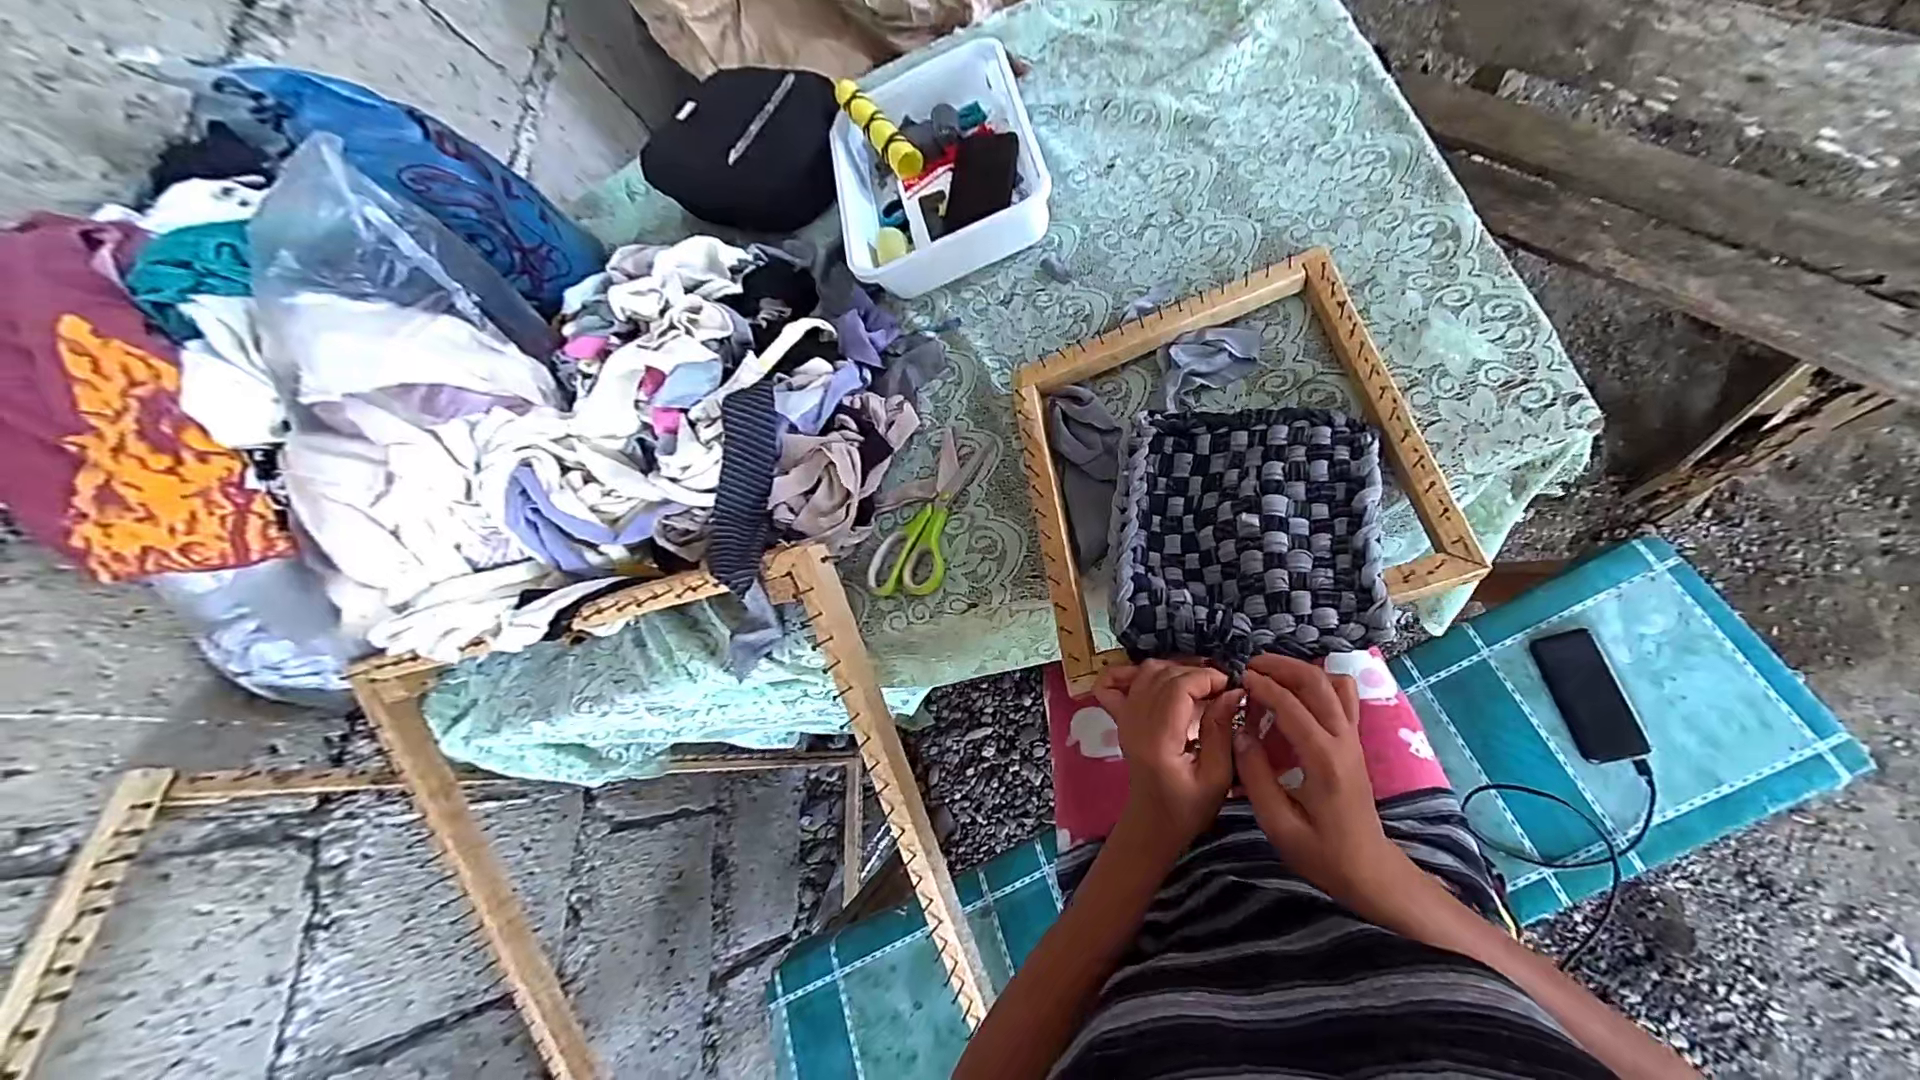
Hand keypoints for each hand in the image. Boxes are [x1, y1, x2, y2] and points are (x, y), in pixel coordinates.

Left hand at [1093, 660, 1240, 852]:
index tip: (1232, 687)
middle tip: (1222, 689)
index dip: (1207, 678)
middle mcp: (1134, 722)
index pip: (1177, 687)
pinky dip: (1130, 672)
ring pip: (1144, 672)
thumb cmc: (1188, 808)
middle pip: (1161, 675)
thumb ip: (1221, 731)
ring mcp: (1123, 717)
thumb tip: (1233, 692)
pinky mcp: (1120, 718)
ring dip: (1174, 669)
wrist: (1153, 823)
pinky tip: (1157, 680)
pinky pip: (1112, 683)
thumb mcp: (1217, 777)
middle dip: (1196, 673)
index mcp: (1157, 739)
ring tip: (1200, 686)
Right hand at [1231, 654, 1424, 919]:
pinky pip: (1343, 697)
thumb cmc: (1320, 853)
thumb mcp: (1277, 823)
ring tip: (1269, 672)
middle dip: (1281, 667)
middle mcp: (1343, 741)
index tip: (1237, 679)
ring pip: (1333, 684)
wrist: (1369, 871)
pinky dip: (1320, 682)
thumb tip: (1239, 733)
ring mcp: (1353, 739)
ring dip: (1300, 670)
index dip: (1263, 687)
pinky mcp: (1354, 742)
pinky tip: (1296, 690)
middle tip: (1249, 666)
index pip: (1292, 706)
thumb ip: (1255, 775)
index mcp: (1323, 760)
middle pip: (1317, 683)